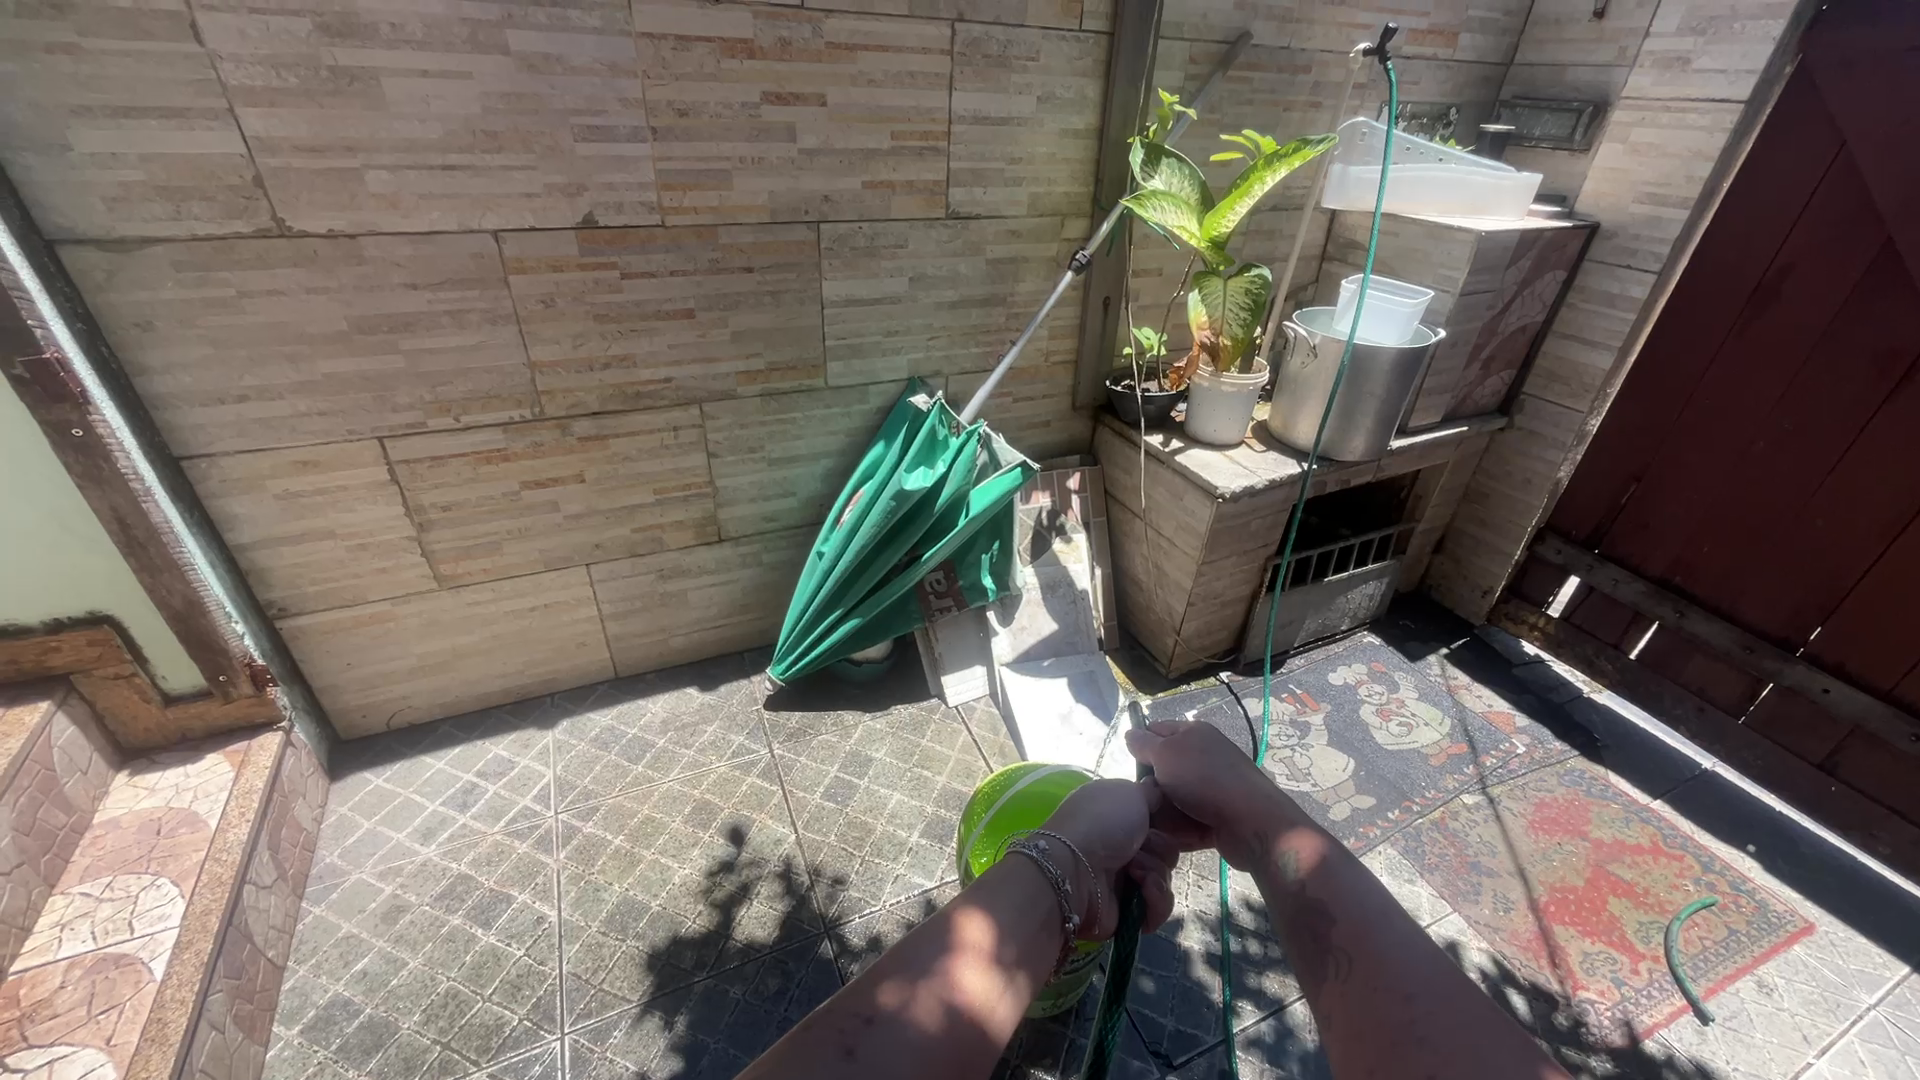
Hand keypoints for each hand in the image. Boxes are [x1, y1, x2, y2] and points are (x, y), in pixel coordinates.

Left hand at [1038, 779, 1179, 938]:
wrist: (1074, 870)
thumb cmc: (1100, 823)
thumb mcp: (1129, 794)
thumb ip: (1149, 792)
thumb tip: (1155, 786)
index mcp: (1115, 816)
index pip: (1152, 820)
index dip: (1163, 822)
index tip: (1165, 821)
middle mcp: (1118, 846)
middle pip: (1164, 850)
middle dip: (1160, 848)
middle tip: (1142, 847)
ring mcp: (1121, 880)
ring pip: (1163, 877)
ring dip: (1155, 871)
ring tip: (1134, 871)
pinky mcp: (1127, 912)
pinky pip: (1158, 906)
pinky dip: (1155, 898)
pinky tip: (1142, 889)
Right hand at [1125, 720, 1303, 870]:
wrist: (1252, 823)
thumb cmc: (1203, 780)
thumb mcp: (1166, 754)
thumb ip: (1144, 744)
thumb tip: (1131, 734)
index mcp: (1193, 733)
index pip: (1157, 730)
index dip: (1141, 745)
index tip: (1131, 766)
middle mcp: (1205, 756)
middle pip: (1165, 768)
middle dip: (1151, 785)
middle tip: (1142, 799)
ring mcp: (1213, 787)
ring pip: (1175, 797)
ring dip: (1164, 811)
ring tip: (1153, 824)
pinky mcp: (1219, 814)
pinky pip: (1190, 818)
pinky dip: (1180, 828)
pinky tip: (1170, 837)